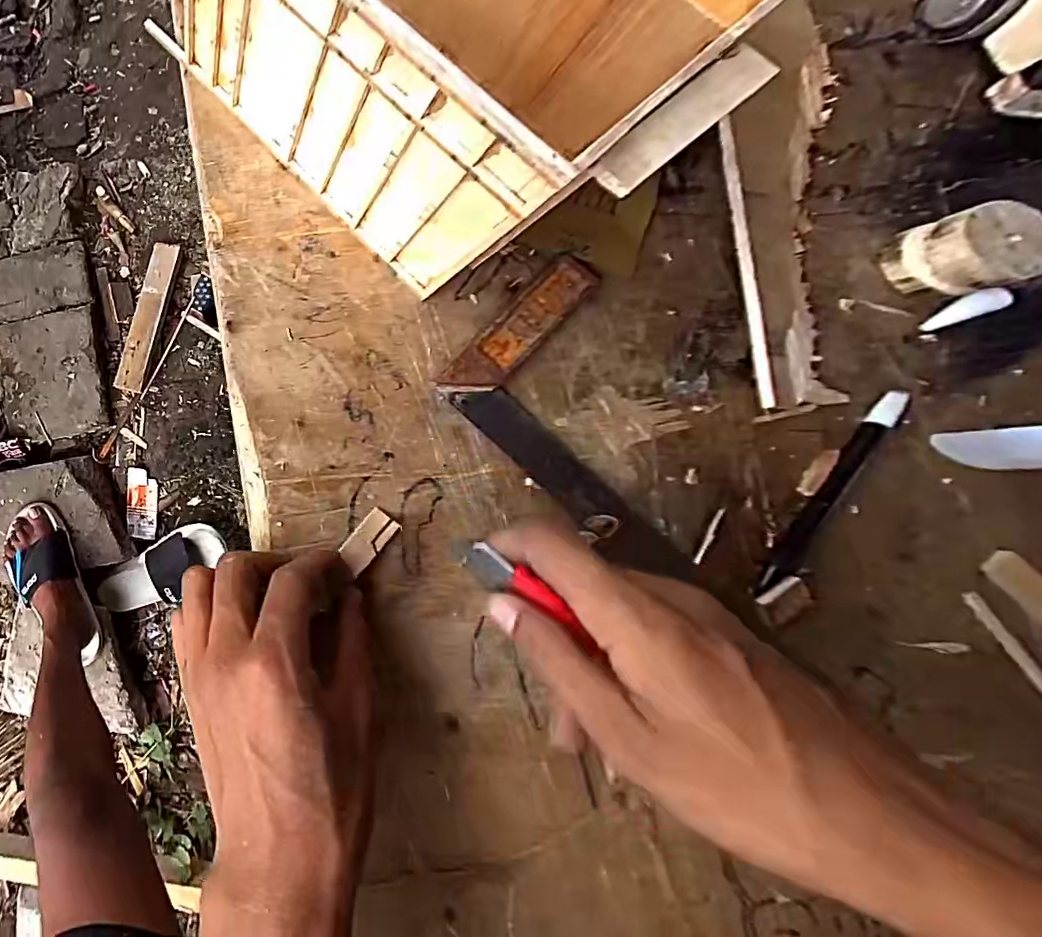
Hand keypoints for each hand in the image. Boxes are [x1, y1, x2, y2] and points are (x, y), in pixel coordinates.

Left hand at [174, 550, 373, 935]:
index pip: (290, 581)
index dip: (319, 564)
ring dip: (233, 576)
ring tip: (266, 595)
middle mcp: (224, 654)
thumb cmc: (327, 802)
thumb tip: (350, 600)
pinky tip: (236, 623)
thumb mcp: (360, 719)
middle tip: (305, 580)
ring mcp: (197, 667)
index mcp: (272, 663)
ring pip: (198, 584)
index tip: (337, 566)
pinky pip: (184, 619)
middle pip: (236, 569)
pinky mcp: (186, 683)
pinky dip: (206, 605)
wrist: (274, 858)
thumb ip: (353, 646)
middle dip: (275, 562)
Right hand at [488, 522, 1041, 936]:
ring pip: (616, 613)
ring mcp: (709, 618)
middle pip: (580, 584)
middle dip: (548, 630)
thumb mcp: (623, 734)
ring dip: (588, 655)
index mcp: (637, 616)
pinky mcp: (734, 641)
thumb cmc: (739, 787)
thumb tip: (499, 601)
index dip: (504, 545)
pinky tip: (643, 723)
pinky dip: (627, 662)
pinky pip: (656, 631)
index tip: (479, 575)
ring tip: (596, 734)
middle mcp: (671, 600)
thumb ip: (554, 658)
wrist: (897, 832)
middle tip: (554, 709)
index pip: (550, 542)